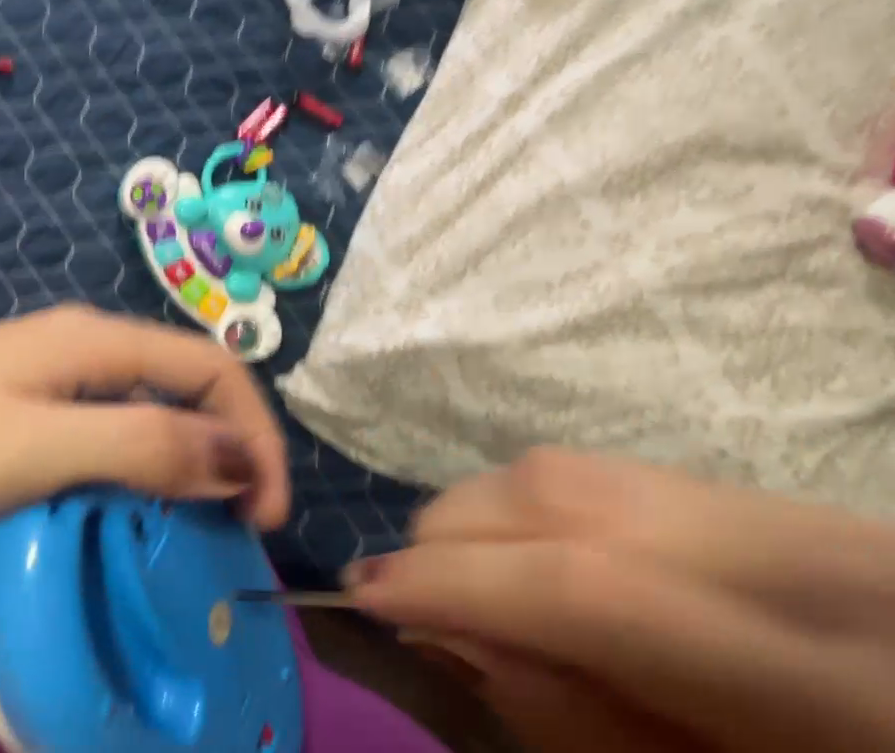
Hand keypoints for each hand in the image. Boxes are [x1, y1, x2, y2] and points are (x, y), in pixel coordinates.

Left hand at [0, 305, 289, 532]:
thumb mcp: (35, 450)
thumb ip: (138, 445)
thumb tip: (240, 455)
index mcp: (88, 341)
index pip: (211, 367)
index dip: (255, 437)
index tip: (260, 520)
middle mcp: (75, 344)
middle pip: (181, 385)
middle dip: (222, 452)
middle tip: (225, 534)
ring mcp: (41, 372)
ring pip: (140, 410)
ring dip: (176, 465)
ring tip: (180, 533)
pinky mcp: (15, 404)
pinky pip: (97, 430)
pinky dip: (127, 469)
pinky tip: (114, 511)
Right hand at [345, 449, 894, 751]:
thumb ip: (571, 720)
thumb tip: (447, 634)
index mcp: (823, 683)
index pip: (592, 592)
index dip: (455, 584)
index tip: (364, 596)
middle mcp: (804, 563)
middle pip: (558, 502)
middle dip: (449, 543)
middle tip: (400, 595)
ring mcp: (782, 509)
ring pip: (561, 470)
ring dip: (474, 516)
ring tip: (450, 572)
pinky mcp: (750, 489)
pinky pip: (591, 469)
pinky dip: (522, 503)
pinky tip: (516, 548)